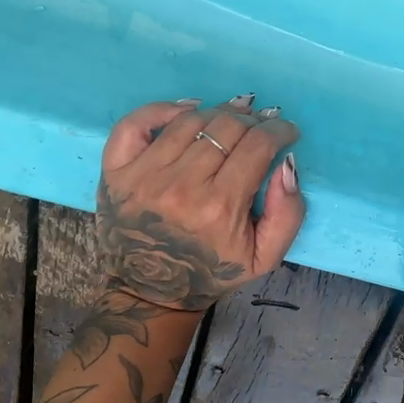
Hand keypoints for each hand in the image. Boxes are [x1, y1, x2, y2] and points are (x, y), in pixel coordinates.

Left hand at [95, 94, 304, 311]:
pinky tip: (186, 110)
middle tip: (261, 126)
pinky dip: (162, 109)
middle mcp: (181, 185)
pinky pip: (136, 123)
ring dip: (218, 113)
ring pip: (191, 120)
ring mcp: (143, 175)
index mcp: (220, 207)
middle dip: (253, 119)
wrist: (150, 293)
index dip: (279, 129)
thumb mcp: (266, 256)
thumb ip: (288, 213)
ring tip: (231, 121)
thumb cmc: (213, 272)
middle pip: (227, 125)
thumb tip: (286, 164)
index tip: (286, 131)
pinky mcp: (115, 172)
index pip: (258, 144)